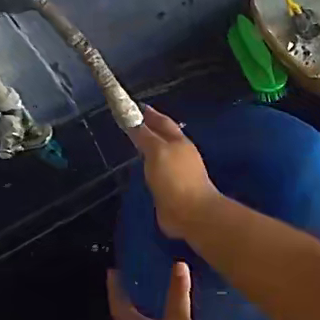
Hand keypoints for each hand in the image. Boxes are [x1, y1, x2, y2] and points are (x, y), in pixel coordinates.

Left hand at [108, 263, 217, 319]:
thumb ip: (178, 293)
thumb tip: (178, 264)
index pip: (119, 305)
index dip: (114, 288)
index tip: (113, 270)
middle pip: (130, 315)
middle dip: (132, 295)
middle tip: (138, 273)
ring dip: (150, 306)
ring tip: (160, 287)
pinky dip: (169, 318)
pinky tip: (182, 312)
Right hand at [127, 106, 220, 238]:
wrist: (190, 213)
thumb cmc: (175, 178)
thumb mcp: (157, 151)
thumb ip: (145, 136)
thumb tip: (134, 119)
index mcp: (178, 141)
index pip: (162, 121)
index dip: (148, 114)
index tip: (133, 106)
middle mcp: (178, 153)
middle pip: (162, 136)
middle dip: (149, 128)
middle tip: (130, 123)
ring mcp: (176, 172)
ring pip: (159, 154)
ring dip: (148, 147)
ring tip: (132, 143)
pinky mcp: (170, 188)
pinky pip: (156, 171)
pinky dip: (148, 166)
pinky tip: (139, 168)